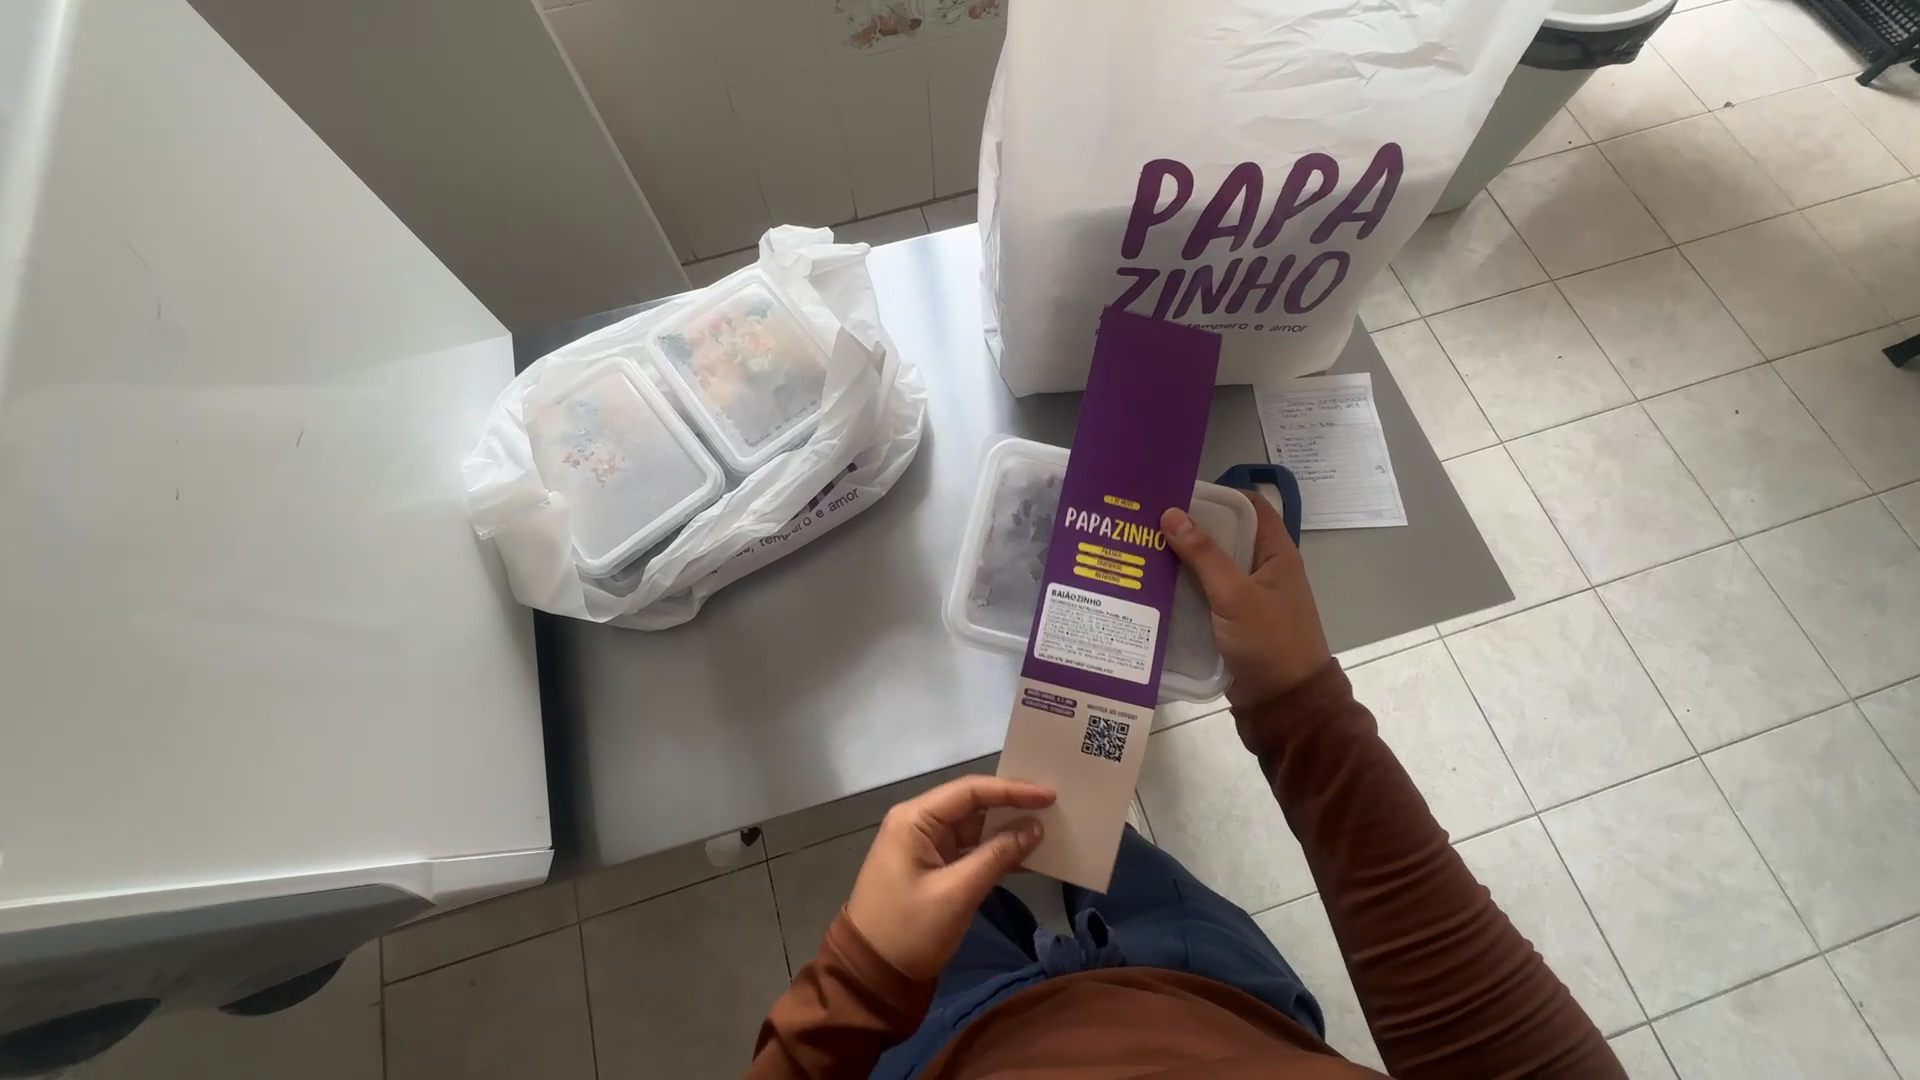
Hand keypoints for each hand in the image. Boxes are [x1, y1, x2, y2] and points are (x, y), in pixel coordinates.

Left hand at [844, 776, 1055, 981]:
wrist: (872, 977)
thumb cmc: (909, 930)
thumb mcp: (956, 894)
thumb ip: (996, 856)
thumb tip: (1034, 828)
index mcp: (915, 818)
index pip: (969, 791)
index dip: (1011, 789)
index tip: (1049, 794)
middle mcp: (919, 822)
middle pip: (972, 803)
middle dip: (1011, 804)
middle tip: (1053, 804)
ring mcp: (926, 844)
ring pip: (974, 825)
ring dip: (1007, 828)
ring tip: (1048, 825)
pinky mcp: (934, 866)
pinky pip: (971, 848)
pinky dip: (997, 851)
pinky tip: (1028, 855)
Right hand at [1162, 493, 1330, 709]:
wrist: (1284, 705)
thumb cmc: (1270, 642)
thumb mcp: (1236, 595)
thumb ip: (1204, 554)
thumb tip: (1171, 513)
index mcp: (1276, 554)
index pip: (1249, 507)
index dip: (1217, 495)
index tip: (1178, 493)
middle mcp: (1261, 570)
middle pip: (1223, 535)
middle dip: (1188, 526)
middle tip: (1146, 519)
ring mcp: (1244, 597)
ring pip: (1208, 567)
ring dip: (1179, 559)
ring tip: (1139, 547)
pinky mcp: (1228, 621)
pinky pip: (1201, 594)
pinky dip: (1179, 588)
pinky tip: (1149, 585)